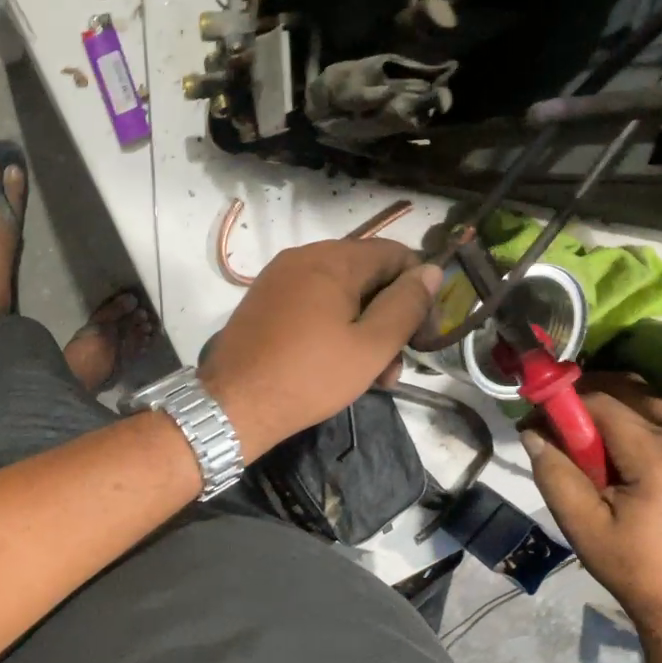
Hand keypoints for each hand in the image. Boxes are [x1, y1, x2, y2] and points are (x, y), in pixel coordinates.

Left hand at [198, 238, 440, 458]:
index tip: (425, 333)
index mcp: (331, 259)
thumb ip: (405, 306)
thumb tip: (430, 272)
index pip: (394, 254)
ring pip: (338, 298)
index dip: (419, 289)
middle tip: (395, 368)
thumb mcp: (369, 347)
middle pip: (365, 277)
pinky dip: (332, 333)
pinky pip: (310, 309)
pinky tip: (338, 369)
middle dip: (389, 319)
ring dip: (363, 332)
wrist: (231, 408)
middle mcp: (301, 258)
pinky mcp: (262, 308)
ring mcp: (276, 282)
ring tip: (372, 379)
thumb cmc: (307, 378)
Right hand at [523, 373, 661, 627]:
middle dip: (585, 396)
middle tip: (550, 421)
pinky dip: (631, 420)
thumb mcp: (581, 523)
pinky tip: (608, 449)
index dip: (562, 403)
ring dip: (609, 406)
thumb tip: (532, 433)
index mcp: (657, 455)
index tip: (532, 418)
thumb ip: (554, 472)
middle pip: (630, 391)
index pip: (602, 403)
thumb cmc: (631, 566)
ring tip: (576, 434)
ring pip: (648, 402)